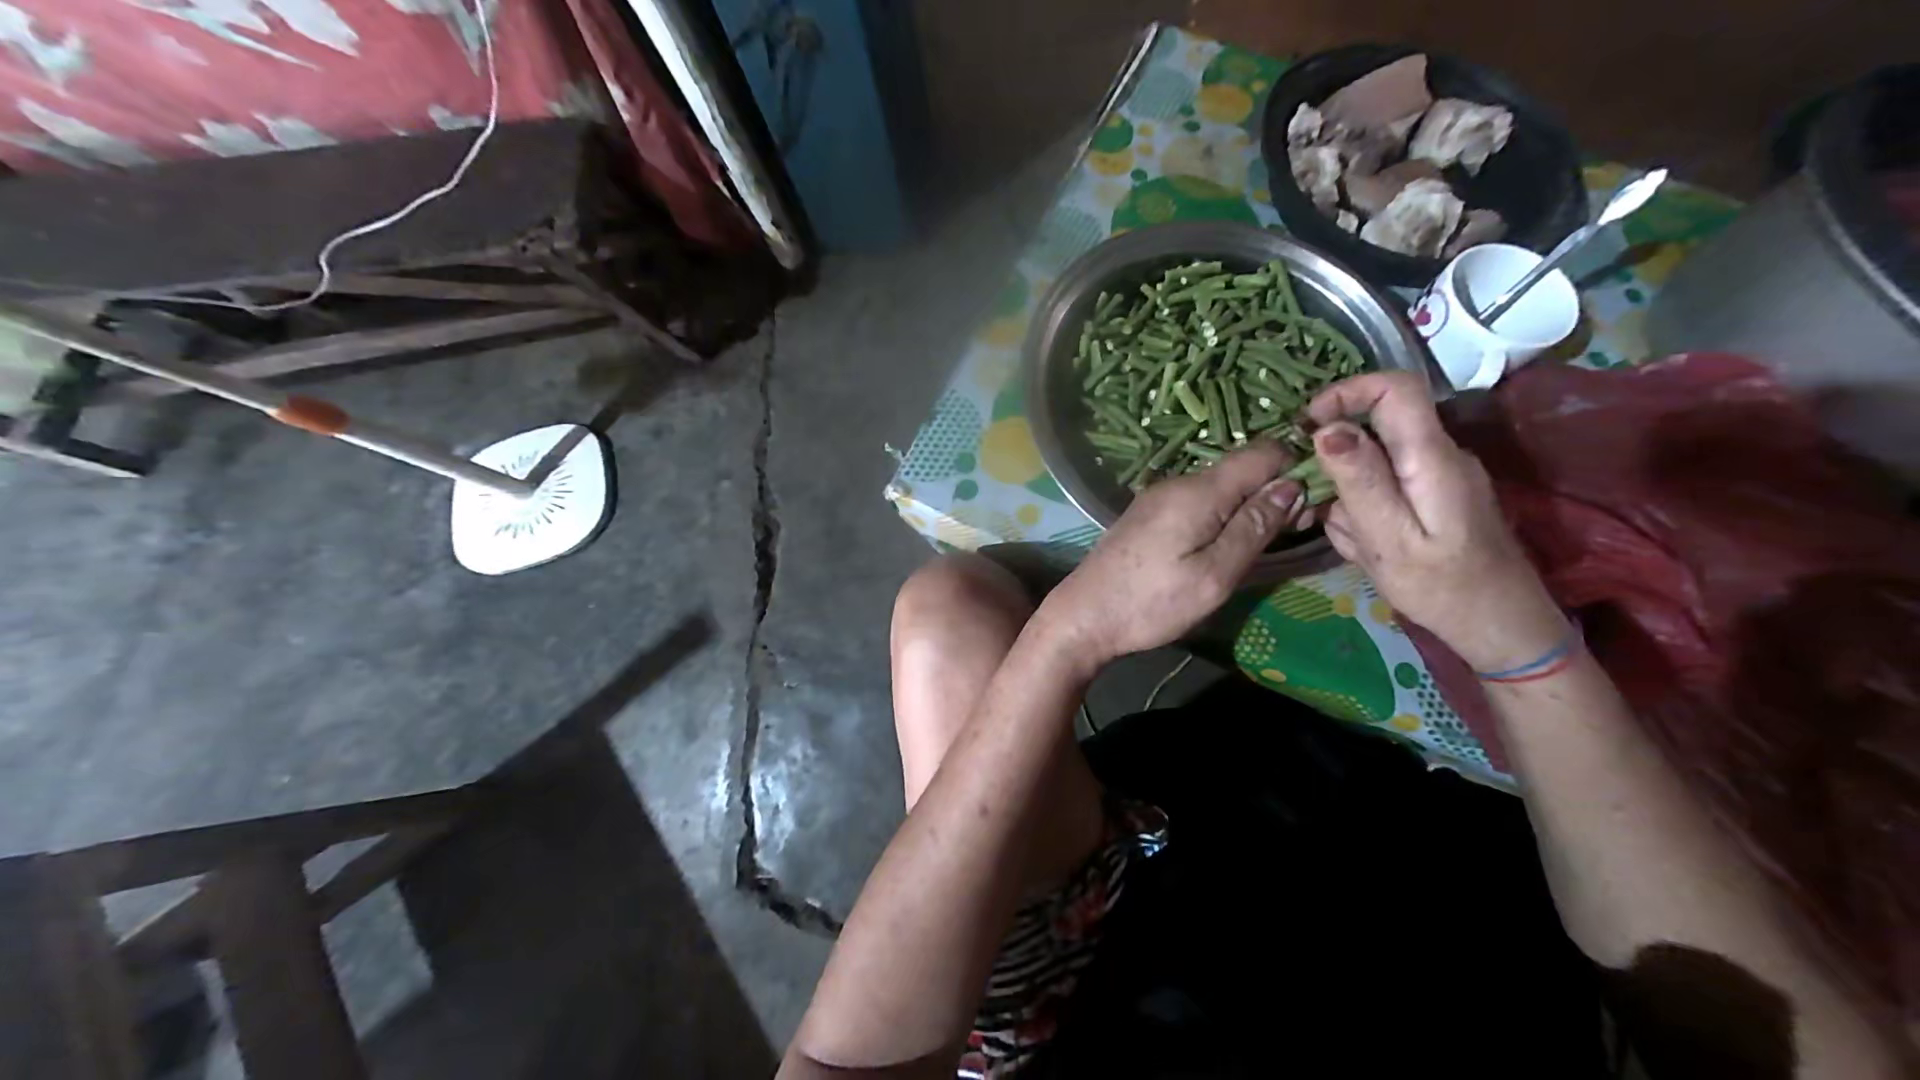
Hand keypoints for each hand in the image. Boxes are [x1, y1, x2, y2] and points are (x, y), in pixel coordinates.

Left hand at [1036, 441, 1309, 669]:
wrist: (1082, 618)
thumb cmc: (1151, 603)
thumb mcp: (1214, 574)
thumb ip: (1254, 528)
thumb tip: (1292, 486)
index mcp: (1198, 491)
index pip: (1262, 453)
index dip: (1296, 467)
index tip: (1315, 501)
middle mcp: (1177, 483)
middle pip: (1241, 469)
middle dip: (1274, 491)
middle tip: (1294, 532)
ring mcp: (1158, 498)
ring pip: (1220, 487)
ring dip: (1248, 506)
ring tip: (1263, 543)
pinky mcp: (1147, 516)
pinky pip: (1197, 502)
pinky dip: (1221, 515)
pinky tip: (1224, 544)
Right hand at [1306, 372, 1566, 671]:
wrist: (1499, 626)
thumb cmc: (1442, 587)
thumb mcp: (1389, 539)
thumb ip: (1359, 480)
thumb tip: (1326, 429)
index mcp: (1432, 457)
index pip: (1394, 387)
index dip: (1345, 392)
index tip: (1306, 425)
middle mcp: (1440, 453)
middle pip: (1375, 425)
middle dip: (1335, 459)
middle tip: (1319, 504)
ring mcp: (1437, 474)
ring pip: (1371, 460)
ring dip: (1346, 493)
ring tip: (1354, 540)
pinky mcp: (1432, 494)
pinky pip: (1382, 486)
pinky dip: (1361, 510)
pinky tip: (1367, 545)